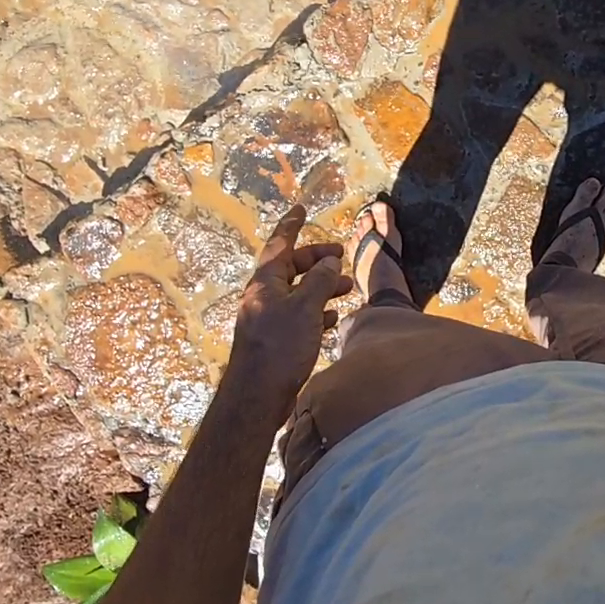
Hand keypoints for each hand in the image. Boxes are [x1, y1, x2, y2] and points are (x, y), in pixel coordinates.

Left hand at [223, 206, 352, 425]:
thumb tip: (329, 262)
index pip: (280, 244)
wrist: (258, 395)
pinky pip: (298, 314)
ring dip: (321, 286)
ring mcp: (268, 318)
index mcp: (265, 282)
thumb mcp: (305, 307)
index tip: (301, 208)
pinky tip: (332, 317)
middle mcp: (263, 296)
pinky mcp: (275, 339)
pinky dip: (316, 310)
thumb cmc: (281, 345)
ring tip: (346, 287)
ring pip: (298, 292)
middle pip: (291, 267)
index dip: (292, 225)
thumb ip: (320, 281)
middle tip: (340, 255)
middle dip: (316, 260)